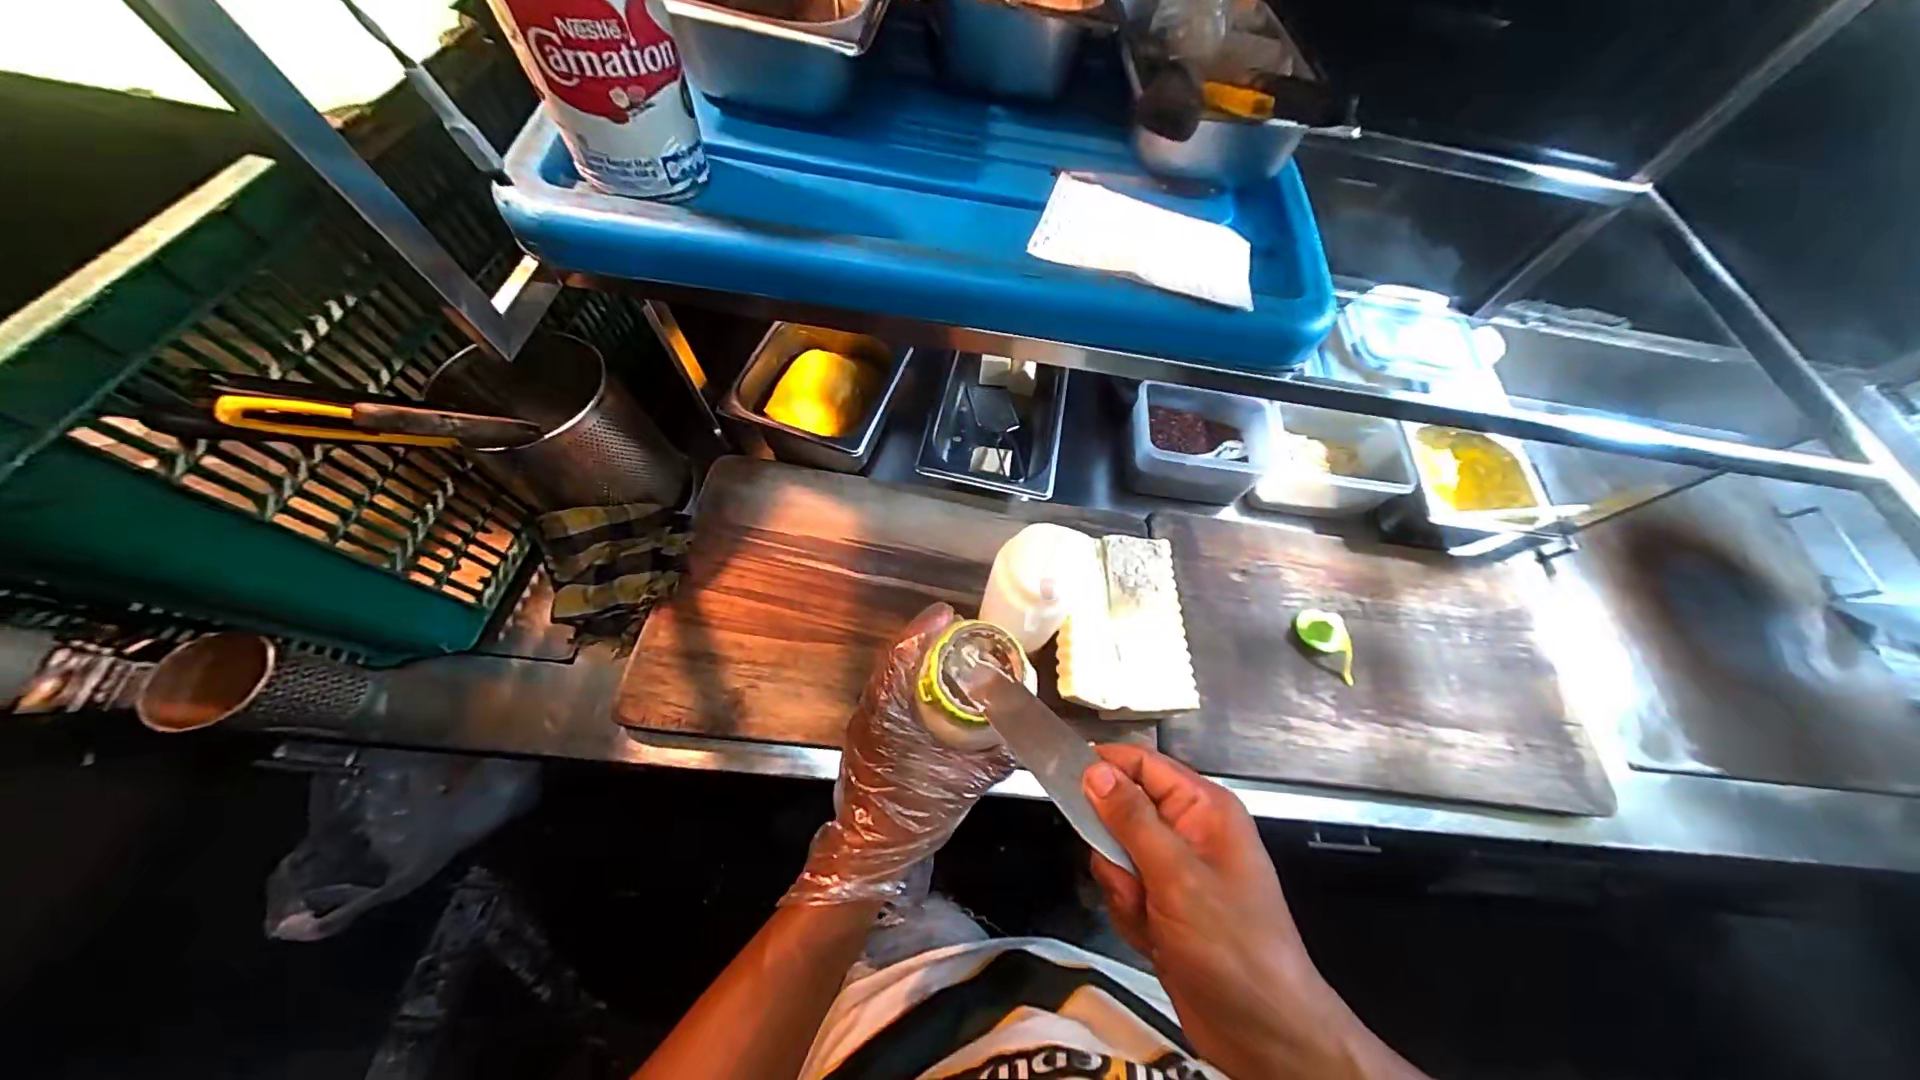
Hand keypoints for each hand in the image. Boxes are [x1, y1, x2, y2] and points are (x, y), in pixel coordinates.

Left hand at [783, 604, 1015, 904]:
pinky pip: (889, 691)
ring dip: (917, 657)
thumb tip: (1028, 734)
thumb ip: (996, 755)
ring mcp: (864, 720)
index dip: (922, 630)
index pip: (900, 657)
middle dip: (925, 638)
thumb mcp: (963, 785)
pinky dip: (911, 678)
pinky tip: (934, 685)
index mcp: (888, 715)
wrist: (868, 851)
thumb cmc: (911, 815)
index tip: (948, 613)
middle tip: (959, 630)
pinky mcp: (866, 731)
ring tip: (951, 649)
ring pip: (889, 673)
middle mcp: (871, 710)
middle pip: (894, 659)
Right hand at [1083, 744, 1426, 1079]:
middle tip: (1133, 880)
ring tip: (1151, 917)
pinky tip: (1155, 938)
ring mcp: (1175, 869)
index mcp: (1203, 808)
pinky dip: (1128, 914)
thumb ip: (1131, 819)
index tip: (1068, 781)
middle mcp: (1188, 830)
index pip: (1141, 763)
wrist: (1262, 1034)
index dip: (1104, 767)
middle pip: (1120, 810)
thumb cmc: (1236, 950)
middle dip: (1114, 850)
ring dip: (1121, 888)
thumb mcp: (1177, 876)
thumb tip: (1095, 771)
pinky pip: (1121, 888)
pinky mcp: (1163, 902)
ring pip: (1114, 854)